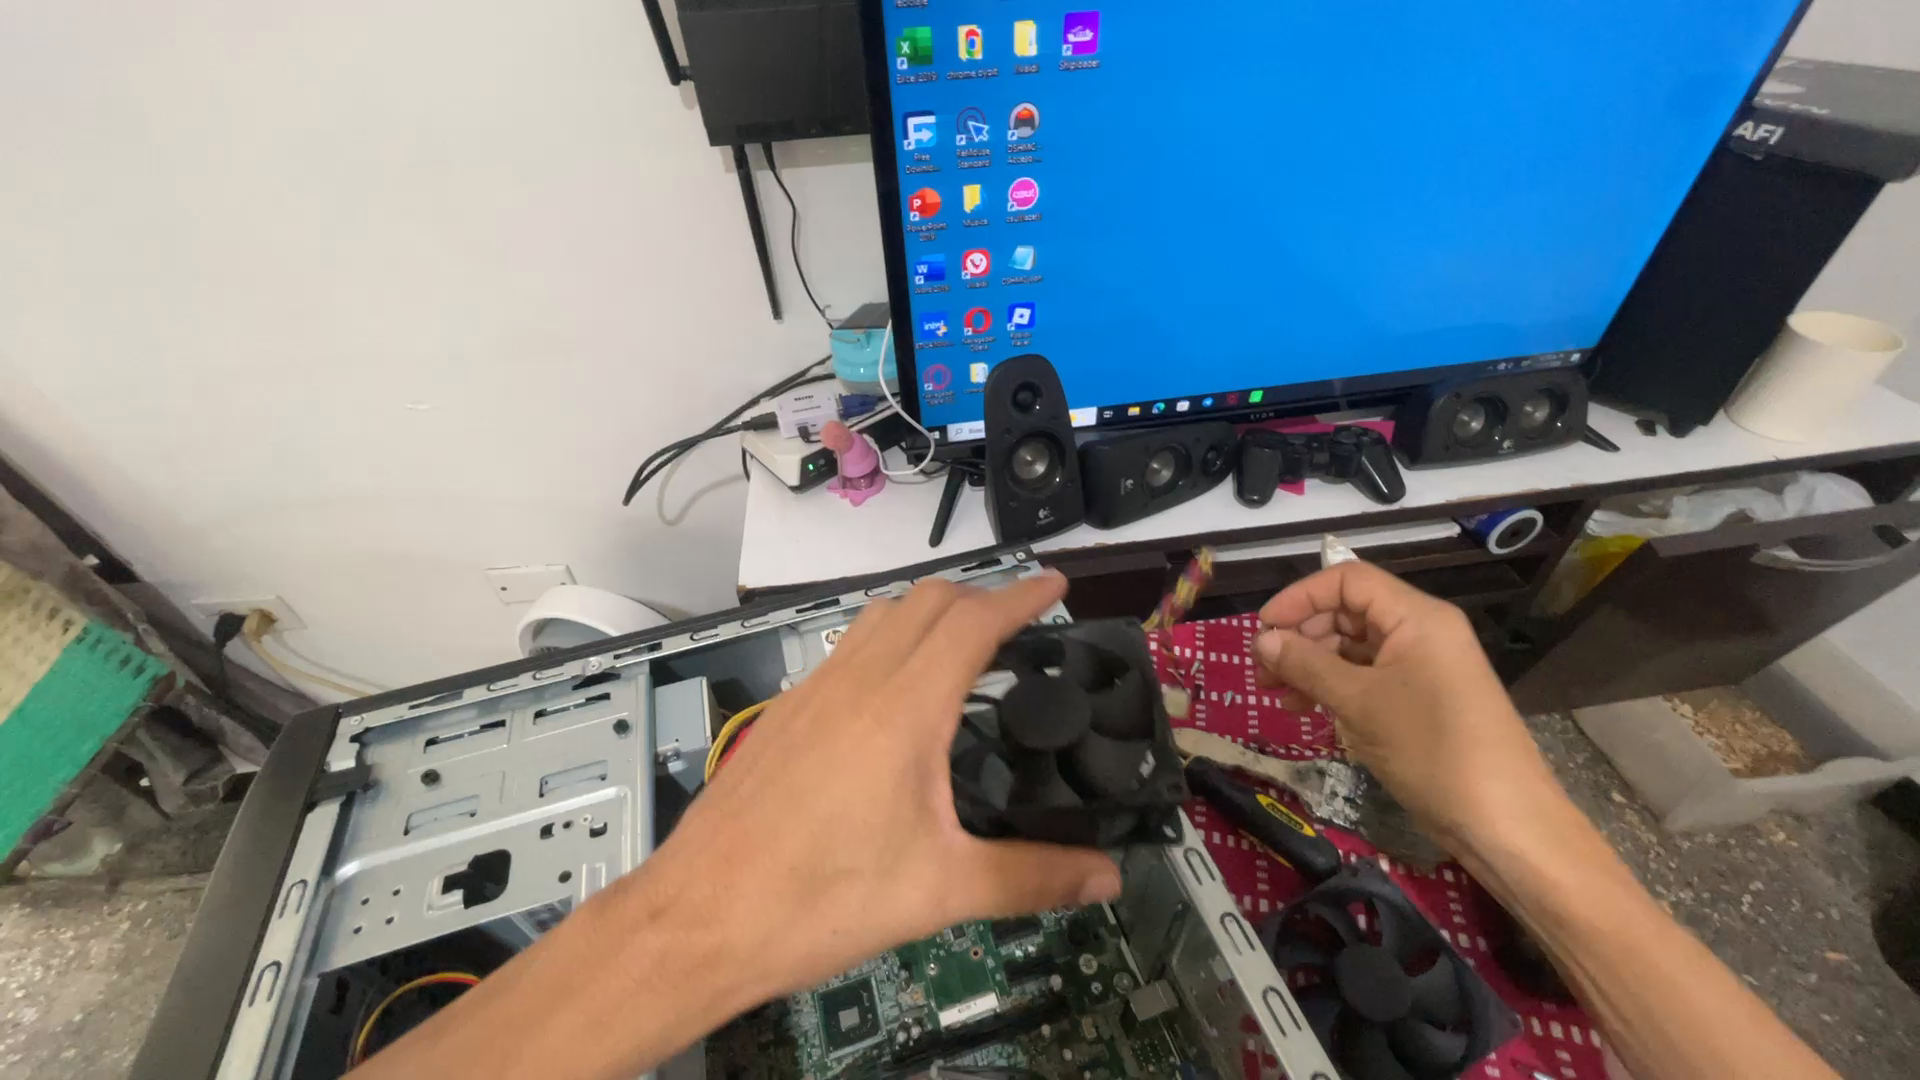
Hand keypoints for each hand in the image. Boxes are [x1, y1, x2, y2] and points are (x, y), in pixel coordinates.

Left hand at [649, 571, 1119, 1005]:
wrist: (699, 917)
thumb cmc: (820, 900)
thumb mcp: (938, 892)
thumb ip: (1031, 879)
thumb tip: (1107, 877)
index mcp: (903, 709)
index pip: (973, 621)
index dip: (1020, 594)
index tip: (1053, 583)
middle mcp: (857, 681)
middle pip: (927, 600)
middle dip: (979, 596)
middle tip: (1019, 624)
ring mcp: (814, 690)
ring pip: (881, 615)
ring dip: (929, 612)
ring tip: (963, 646)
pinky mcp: (786, 711)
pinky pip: (848, 648)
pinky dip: (888, 641)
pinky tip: (894, 695)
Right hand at [1251, 561, 1559, 854]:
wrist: (1502, 822)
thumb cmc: (1431, 749)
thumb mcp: (1358, 702)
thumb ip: (1305, 664)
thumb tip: (1262, 639)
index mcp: (1416, 617)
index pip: (1347, 580)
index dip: (1300, 597)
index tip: (1262, 629)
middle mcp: (1419, 632)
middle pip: (1346, 612)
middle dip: (1300, 636)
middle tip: (1262, 671)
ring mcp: (1420, 666)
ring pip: (1350, 647)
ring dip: (1309, 665)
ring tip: (1275, 694)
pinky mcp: (1417, 698)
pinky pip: (1365, 677)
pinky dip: (1331, 686)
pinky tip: (1304, 709)